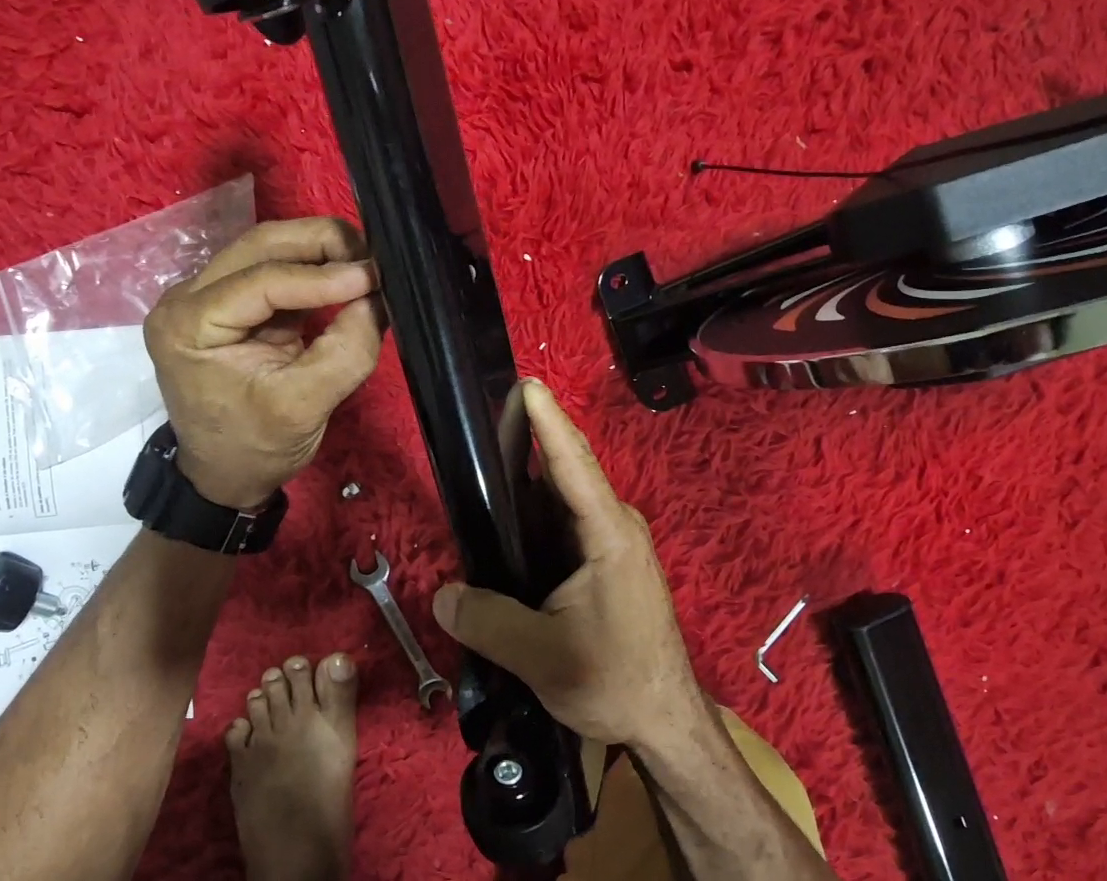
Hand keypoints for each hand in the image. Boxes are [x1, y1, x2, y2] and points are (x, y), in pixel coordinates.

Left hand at [143, 217, 385, 510]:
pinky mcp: (233, 303)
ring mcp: (207, 296)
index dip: (322, 276)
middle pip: (260, 245)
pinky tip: (348, 277)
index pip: (262, 280)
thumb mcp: (303, 408)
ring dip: (321, 251)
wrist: (224, 477)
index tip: (375, 278)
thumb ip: (344, 352)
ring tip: (367, 265)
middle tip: (374, 258)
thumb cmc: (253, 449)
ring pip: (269, 249)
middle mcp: (187, 298)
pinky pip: (277, 271)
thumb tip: (378, 298)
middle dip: (322, 243)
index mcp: (187, 324)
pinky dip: (316, 270)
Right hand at [431, 380, 710, 748]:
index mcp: (608, 535)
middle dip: (529, 440)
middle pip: (566, 472)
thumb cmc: (615, 682)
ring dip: (528, 481)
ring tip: (482, 460)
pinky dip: (535, 514)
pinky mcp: (605, 564)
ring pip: (563, 500)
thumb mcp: (541, 656)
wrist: (665, 722)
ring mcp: (613, 545)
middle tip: (481, 421)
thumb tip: (442, 595)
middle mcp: (615, 527)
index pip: (573, 463)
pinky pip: (564, 524)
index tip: (524, 384)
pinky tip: (503, 519)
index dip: (547, 421)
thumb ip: (486, 621)